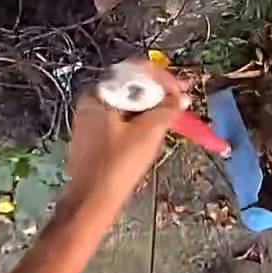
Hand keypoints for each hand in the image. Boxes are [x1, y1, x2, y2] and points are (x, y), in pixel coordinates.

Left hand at [61, 60, 186, 212]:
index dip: (161, 78)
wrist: (91, 201)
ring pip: (125, 103)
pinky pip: (119, 117)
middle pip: (128, 86)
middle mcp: (91, 100)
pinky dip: (137, 119)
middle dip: (156, 92)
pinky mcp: (92, 135)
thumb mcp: (147, 134)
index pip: (133, 71)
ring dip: (149, 106)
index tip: (181, 89)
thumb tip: (181, 97)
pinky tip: (152, 129)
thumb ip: (166, 110)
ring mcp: (90, 118)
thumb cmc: (117, 165)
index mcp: (99, 94)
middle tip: (179, 100)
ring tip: (170, 114)